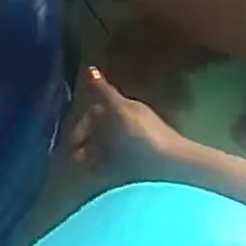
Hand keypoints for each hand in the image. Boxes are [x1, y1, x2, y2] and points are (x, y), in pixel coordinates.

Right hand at [68, 66, 188, 184]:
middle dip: (87, 140)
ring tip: (84, 167)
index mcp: (126, 109)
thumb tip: (90, 68)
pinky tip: (100, 177)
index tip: (70, 141)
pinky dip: (106, 169)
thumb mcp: (119, 111)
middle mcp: (131, 126)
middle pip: (103, 130)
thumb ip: (102, 91)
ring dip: (95, 155)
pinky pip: (117, 166)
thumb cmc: (143, 138)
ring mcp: (138, 148)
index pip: (97, 110)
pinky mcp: (143, 169)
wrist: (175, 173)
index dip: (82, 124)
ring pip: (109, 149)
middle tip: (74, 155)